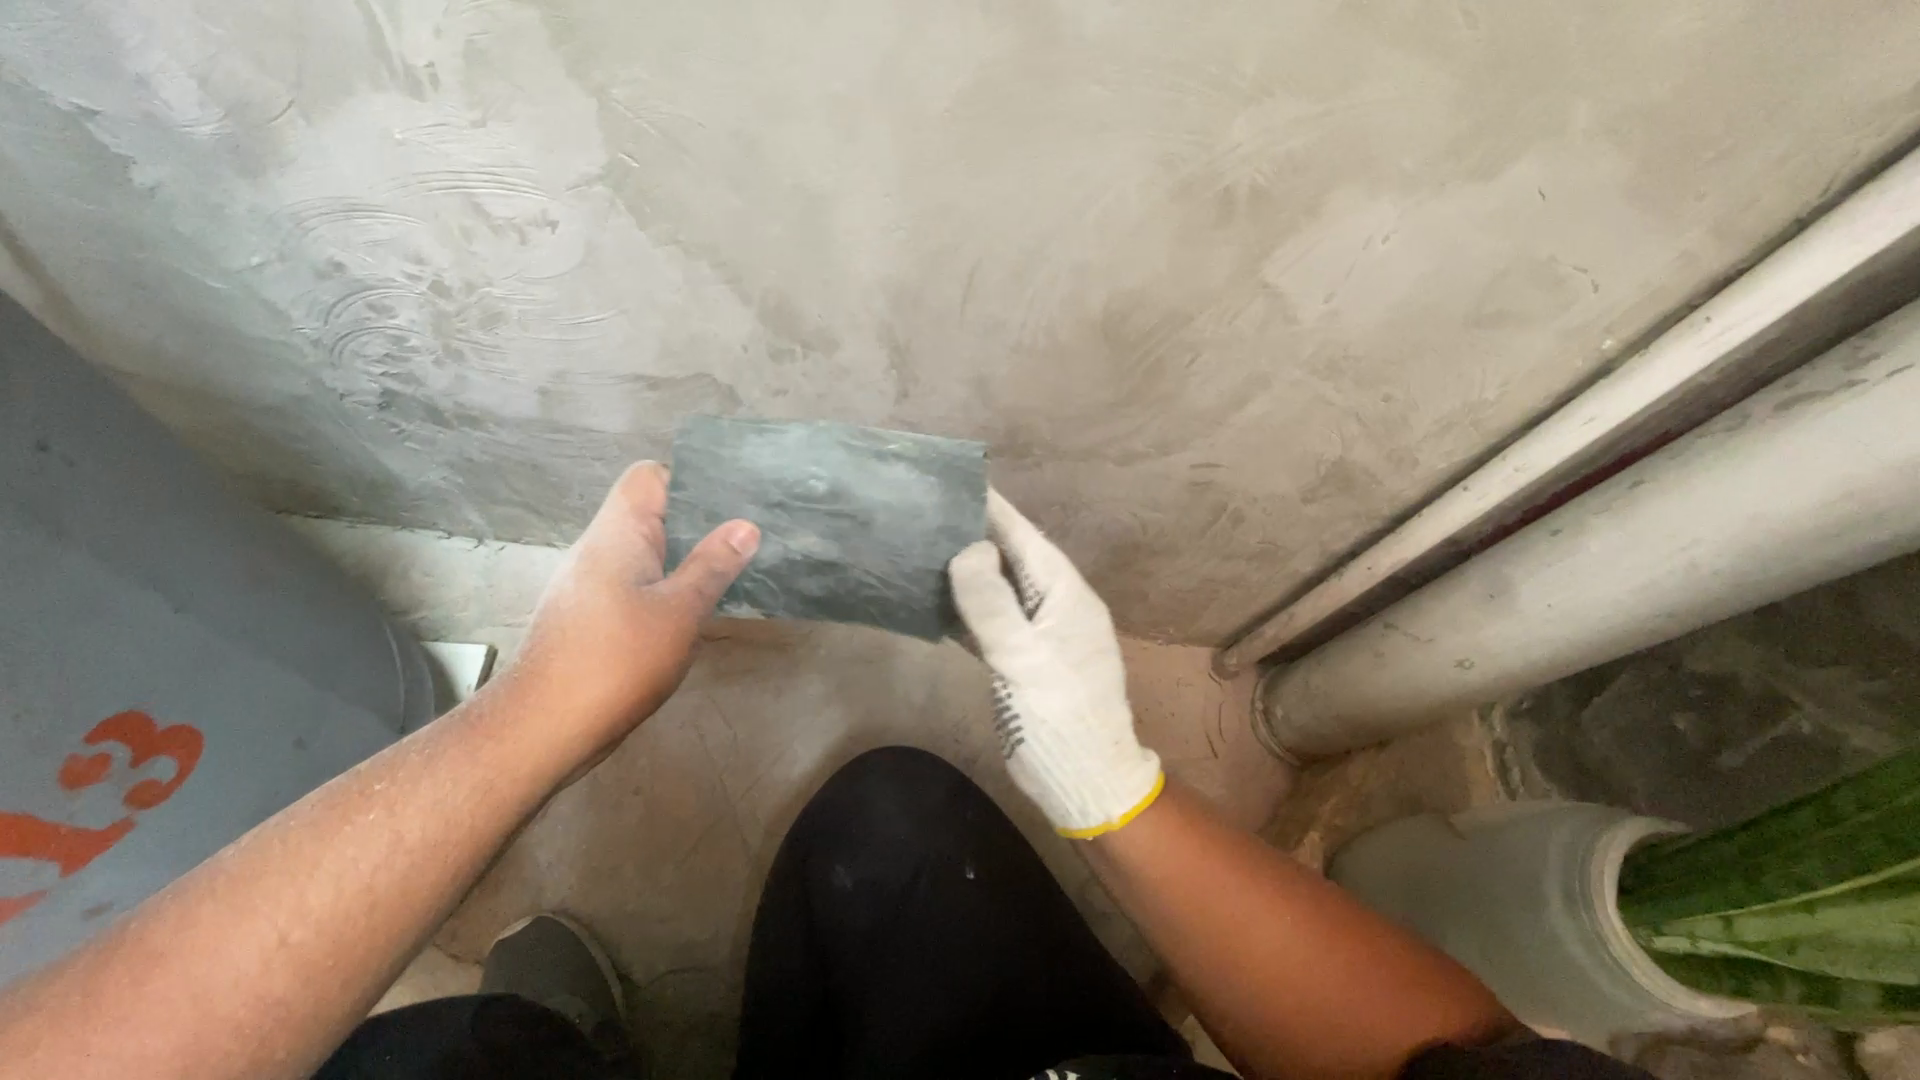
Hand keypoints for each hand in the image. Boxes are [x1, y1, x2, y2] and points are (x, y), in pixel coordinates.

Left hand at [491, 462, 758, 761]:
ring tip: (729, 576)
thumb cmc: (617, 660)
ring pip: (643, 555)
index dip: (689, 483)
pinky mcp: (588, 618)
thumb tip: (746, 526)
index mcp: (618, 534)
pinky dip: (664, 591)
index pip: (649, 476)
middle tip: (745, 543)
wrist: (544, 727)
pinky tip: (691, 616)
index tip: (729, 508)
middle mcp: (597, 549)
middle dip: (697, 526)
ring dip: (683, 562)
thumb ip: (713, 566)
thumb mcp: (680, 611)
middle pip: (649, 515)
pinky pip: (634, 586)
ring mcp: (588, 585)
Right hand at [947, 490, 1161, 837]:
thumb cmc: (1062, 715)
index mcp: (1065, 594)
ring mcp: (1039, 635)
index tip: (955, 481)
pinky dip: (965, 611)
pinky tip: (934, 600)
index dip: (992, 509)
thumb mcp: (1025, 659)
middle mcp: (1054, 606)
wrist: (1085, 780)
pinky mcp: (1023, 662)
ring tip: (922, 545)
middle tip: (925, 510)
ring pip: (999, 591)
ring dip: (966, 572)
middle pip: (1011, 558)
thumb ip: (993, 604)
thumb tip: (967, 549)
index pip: (1025, 537)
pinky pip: (991, 623)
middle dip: (973, 534)